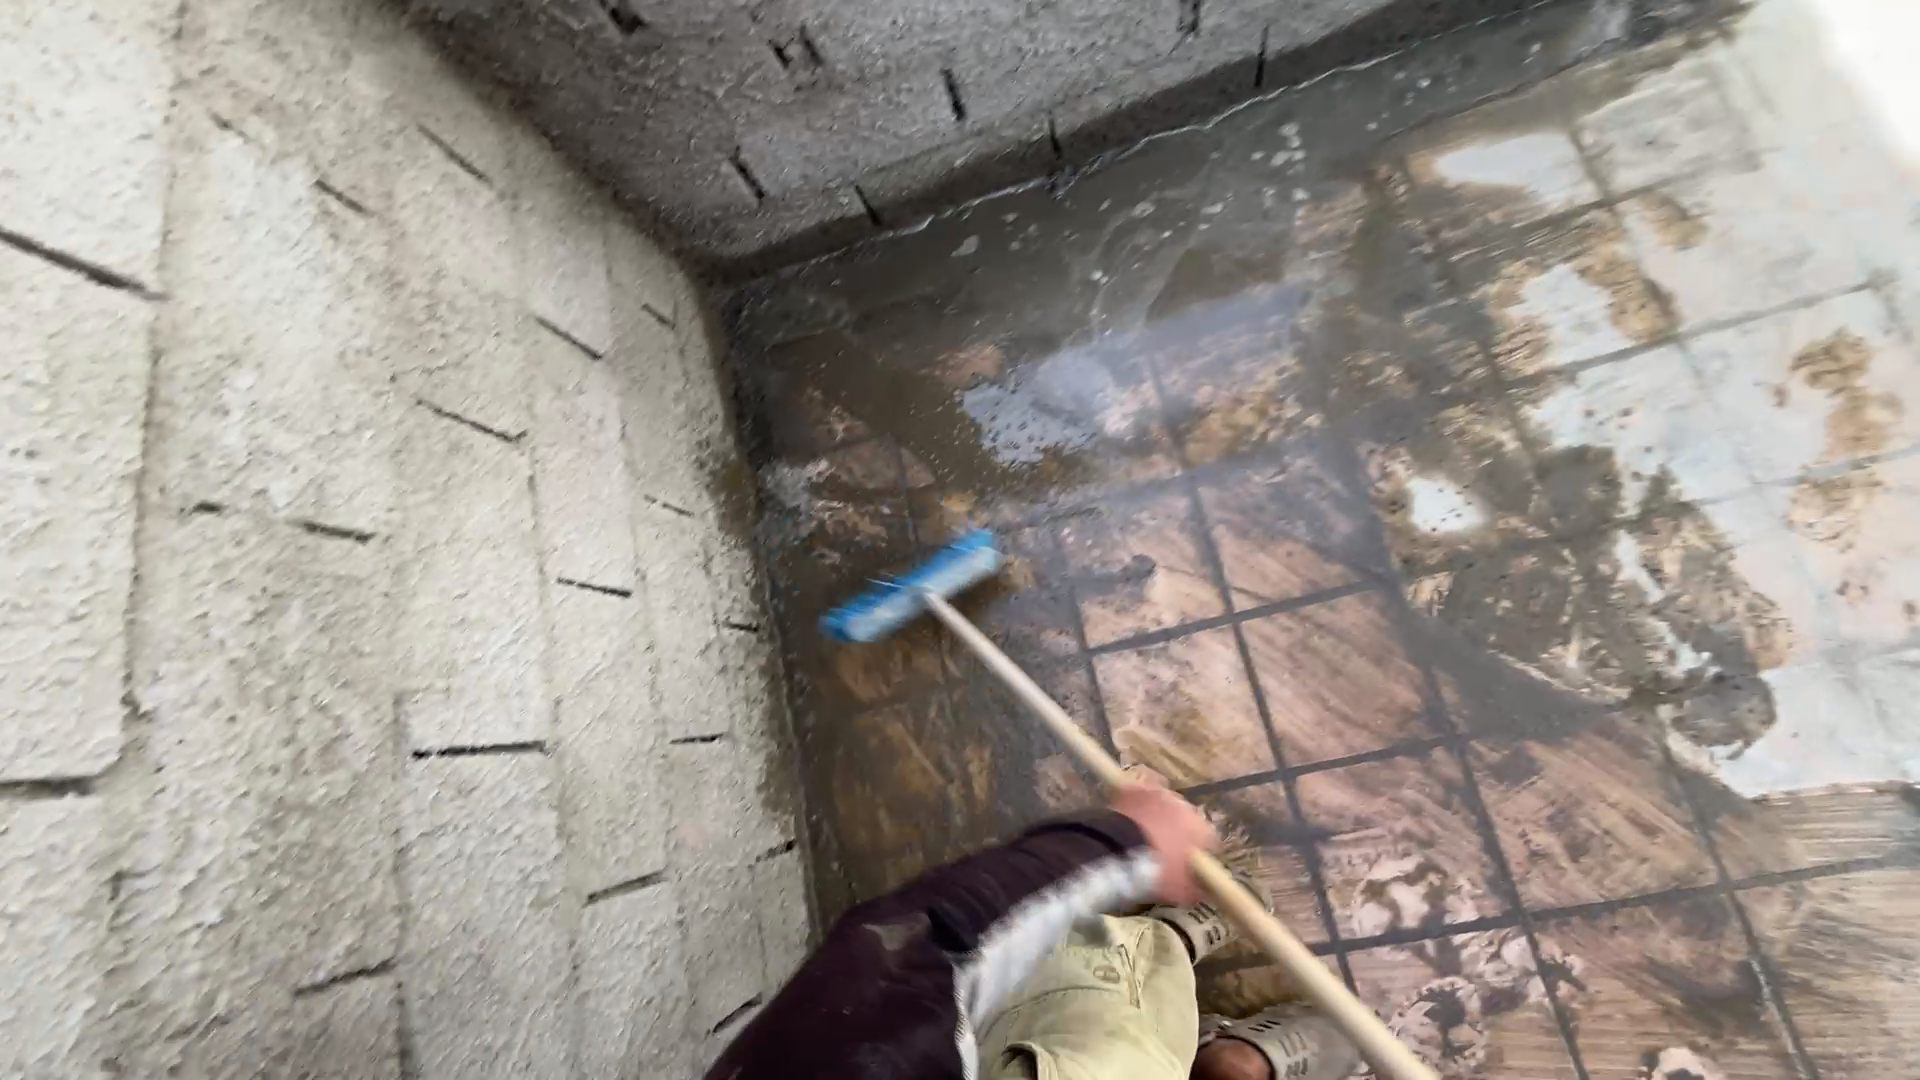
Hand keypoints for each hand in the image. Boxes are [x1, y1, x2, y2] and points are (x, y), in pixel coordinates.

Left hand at [1110, 780, 1216, 905]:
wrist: (1119, 851)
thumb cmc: (1157, 872)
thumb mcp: (1181, 891)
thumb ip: (1195, 889)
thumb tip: (1202, 891)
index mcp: (1201, 829)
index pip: (1210, 839)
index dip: (1202, 853)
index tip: (1193, 865)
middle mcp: (1183, 805)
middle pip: (1186, 818)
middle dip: (1179, 831)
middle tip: (1167, 849)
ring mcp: (1157, 794)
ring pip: (1164, 804)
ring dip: (1159, 815)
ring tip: (1146, 833)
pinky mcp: (1133, 789)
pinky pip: (1140, 794)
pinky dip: (1138, 803)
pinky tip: (1131, 815)